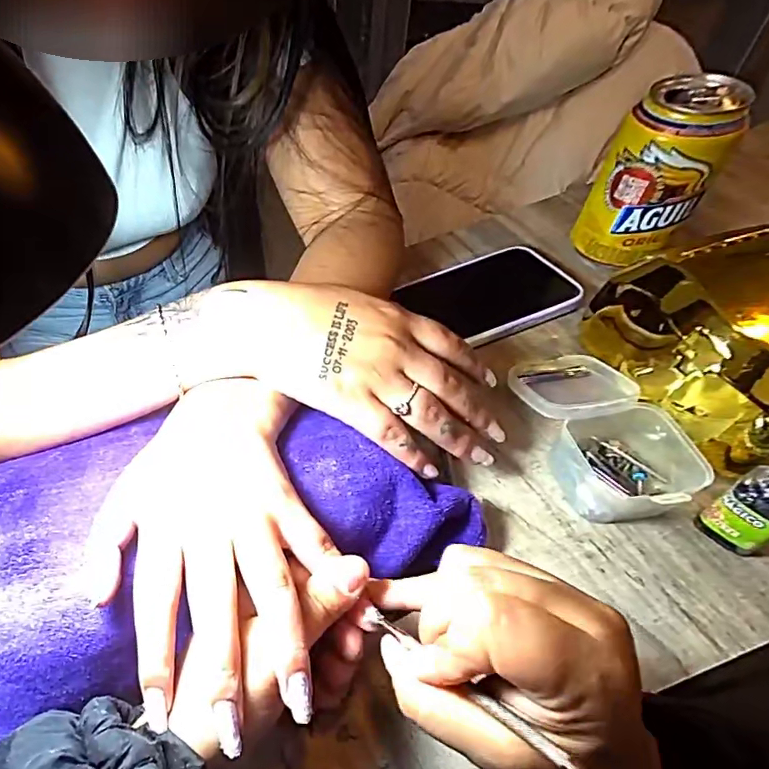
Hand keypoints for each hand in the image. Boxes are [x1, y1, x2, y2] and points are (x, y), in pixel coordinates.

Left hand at [83, 379, 345, 753]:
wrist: (213, 408)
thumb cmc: (165, 463)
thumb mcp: (123, 497)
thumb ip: (104, 547)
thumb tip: (94, 598)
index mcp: (162, 531)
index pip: (154, 605)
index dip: (154, 660)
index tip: (159, 712)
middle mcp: (205, 529)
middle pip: (215, 609)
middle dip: (223, 673)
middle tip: (229, 731)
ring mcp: (248, 515)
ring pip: (272, 587)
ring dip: (288, 643)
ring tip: (299, 698)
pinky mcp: (284, 500)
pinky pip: (311, 541)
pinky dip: (331, 577)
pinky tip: (352, 615)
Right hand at [185, 282, 503, 478]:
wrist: (269, 318)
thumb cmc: (301, 305)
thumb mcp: (353, 300)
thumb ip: (379, 319)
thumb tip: (390, 334)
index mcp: (399, 319)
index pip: (452, 346)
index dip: (474, 368)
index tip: (489, 384)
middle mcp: (398, 349)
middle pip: (451, 386)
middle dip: (479, 414)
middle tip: (499, 435)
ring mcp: (377, 377)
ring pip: (431, 413)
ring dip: (460, 438)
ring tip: (479, 456)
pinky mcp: (351, 402)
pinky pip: (393, 433)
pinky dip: (415, 454)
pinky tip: (430, 468)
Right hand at [372, 546, 660, 768]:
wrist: (608, 752)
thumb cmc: (566, 767)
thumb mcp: (495, 758)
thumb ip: (431, 705)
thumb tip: (394, 650)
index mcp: (583, 670)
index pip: (494, 618)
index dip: (447, 643)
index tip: (435, 675)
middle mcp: (579, 615)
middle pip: (470, 585)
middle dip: (436, 625)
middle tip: (441, 666)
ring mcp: (562, 589)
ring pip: (464, 566)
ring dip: (436, 602)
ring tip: (443, 642)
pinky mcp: (539, 576)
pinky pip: (471, 560)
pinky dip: (444, 586)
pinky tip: (443, 614)